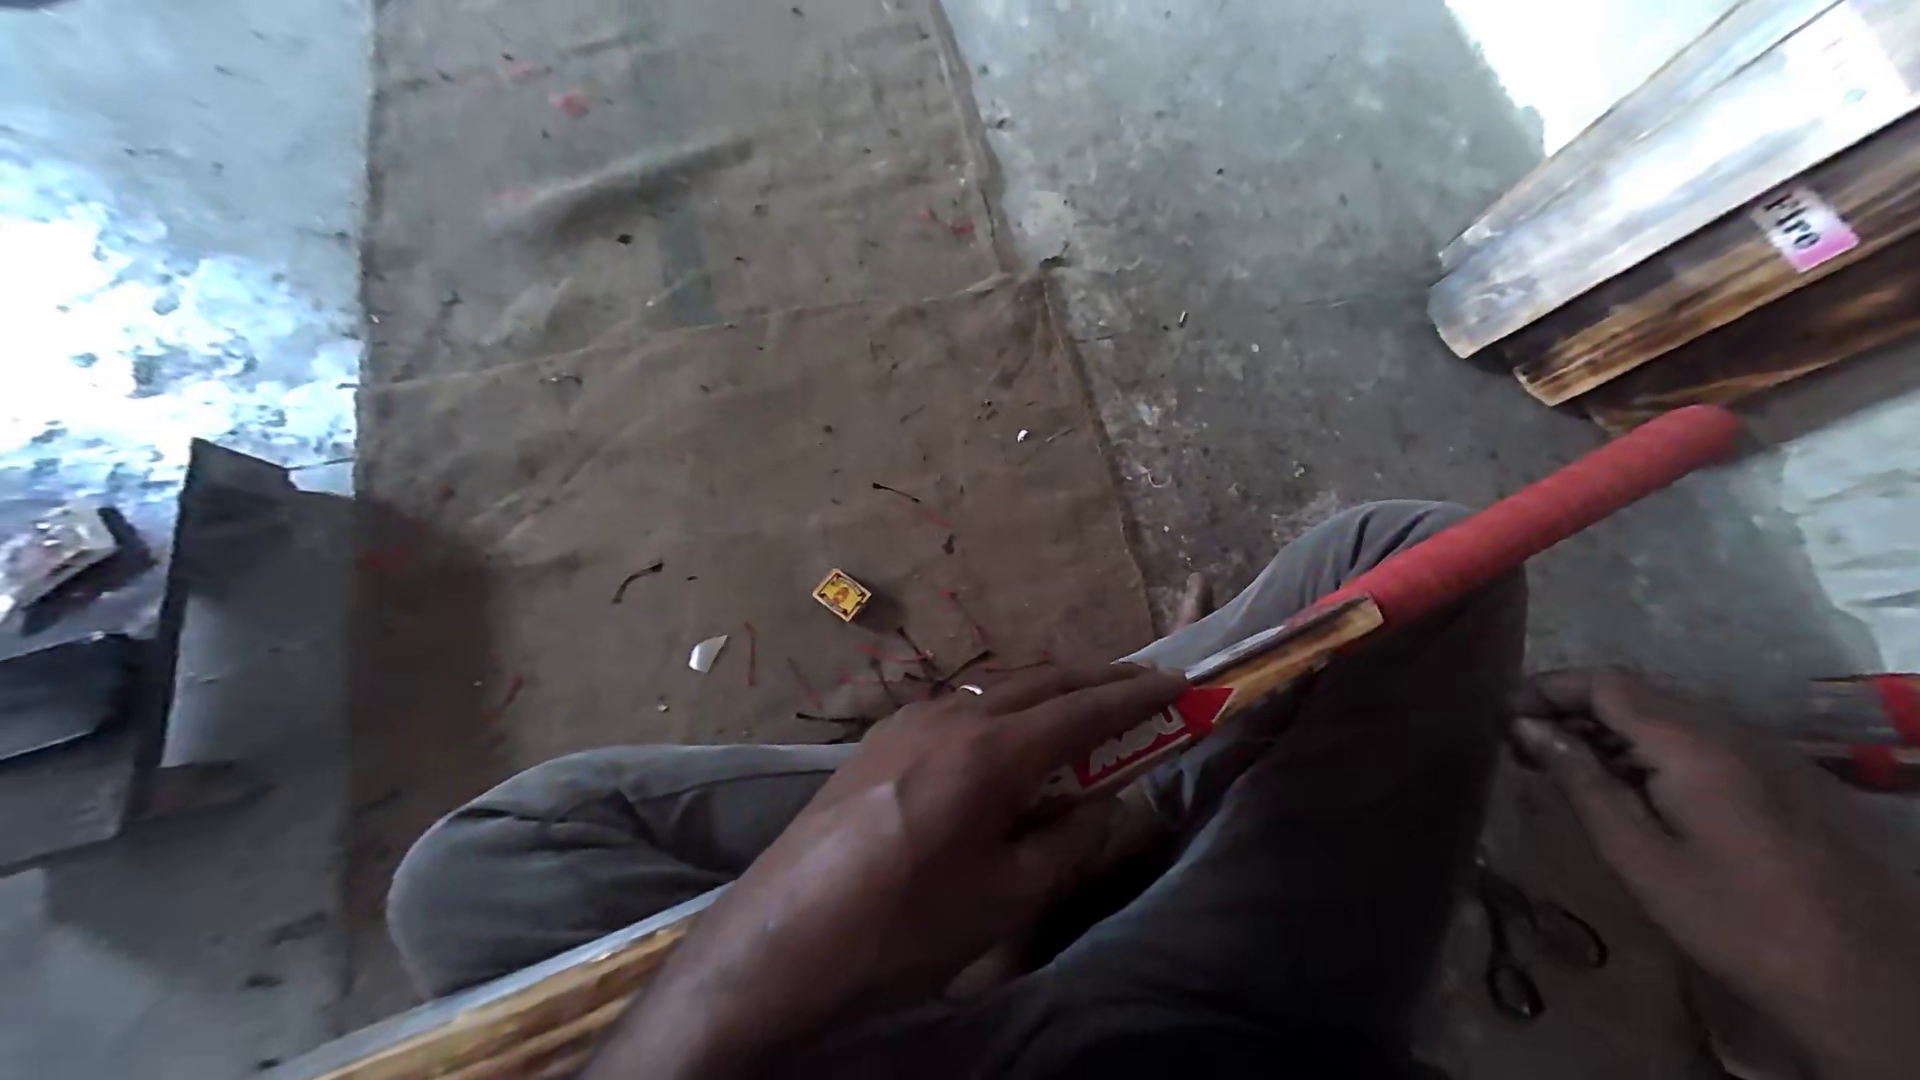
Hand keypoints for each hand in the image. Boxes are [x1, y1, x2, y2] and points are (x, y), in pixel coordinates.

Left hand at [590, 663, 1187, 1078]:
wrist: (786, 932)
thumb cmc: (905, 924)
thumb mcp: (1006, 899)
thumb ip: (1073, 844)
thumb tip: (1121, 806)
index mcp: (992, 753)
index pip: (1083, 709)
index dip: (1134, 694)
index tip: (1174, 682)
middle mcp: (955, 714)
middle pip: (1043, 679)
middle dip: (1096, 677)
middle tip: (1138, 683)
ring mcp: (912, 715)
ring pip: (998, 681)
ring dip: (1047, 683)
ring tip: (1079, 698)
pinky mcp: (884, 730)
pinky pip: (960, 697)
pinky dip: (1001, 698)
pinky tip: (1002, 724)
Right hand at [1514, 669, 1919, 1079]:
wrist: (1878, 993)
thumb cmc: (1734, 921)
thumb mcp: (1635, 853)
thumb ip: (1579, 779)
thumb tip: (1527, 727)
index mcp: (1698, 750)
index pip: (1606, 684)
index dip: (1547, 688)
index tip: (1505, 716)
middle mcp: (1738, 737)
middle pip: (1635, 694)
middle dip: (1570, 708)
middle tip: (1525, 743)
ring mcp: (1772, 759)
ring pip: (1666, 716)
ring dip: (1606, 728)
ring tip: (1564, 763)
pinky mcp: (1788, 783)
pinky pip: (1700, 741)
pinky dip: (1646, 747)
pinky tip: (1625, 785)